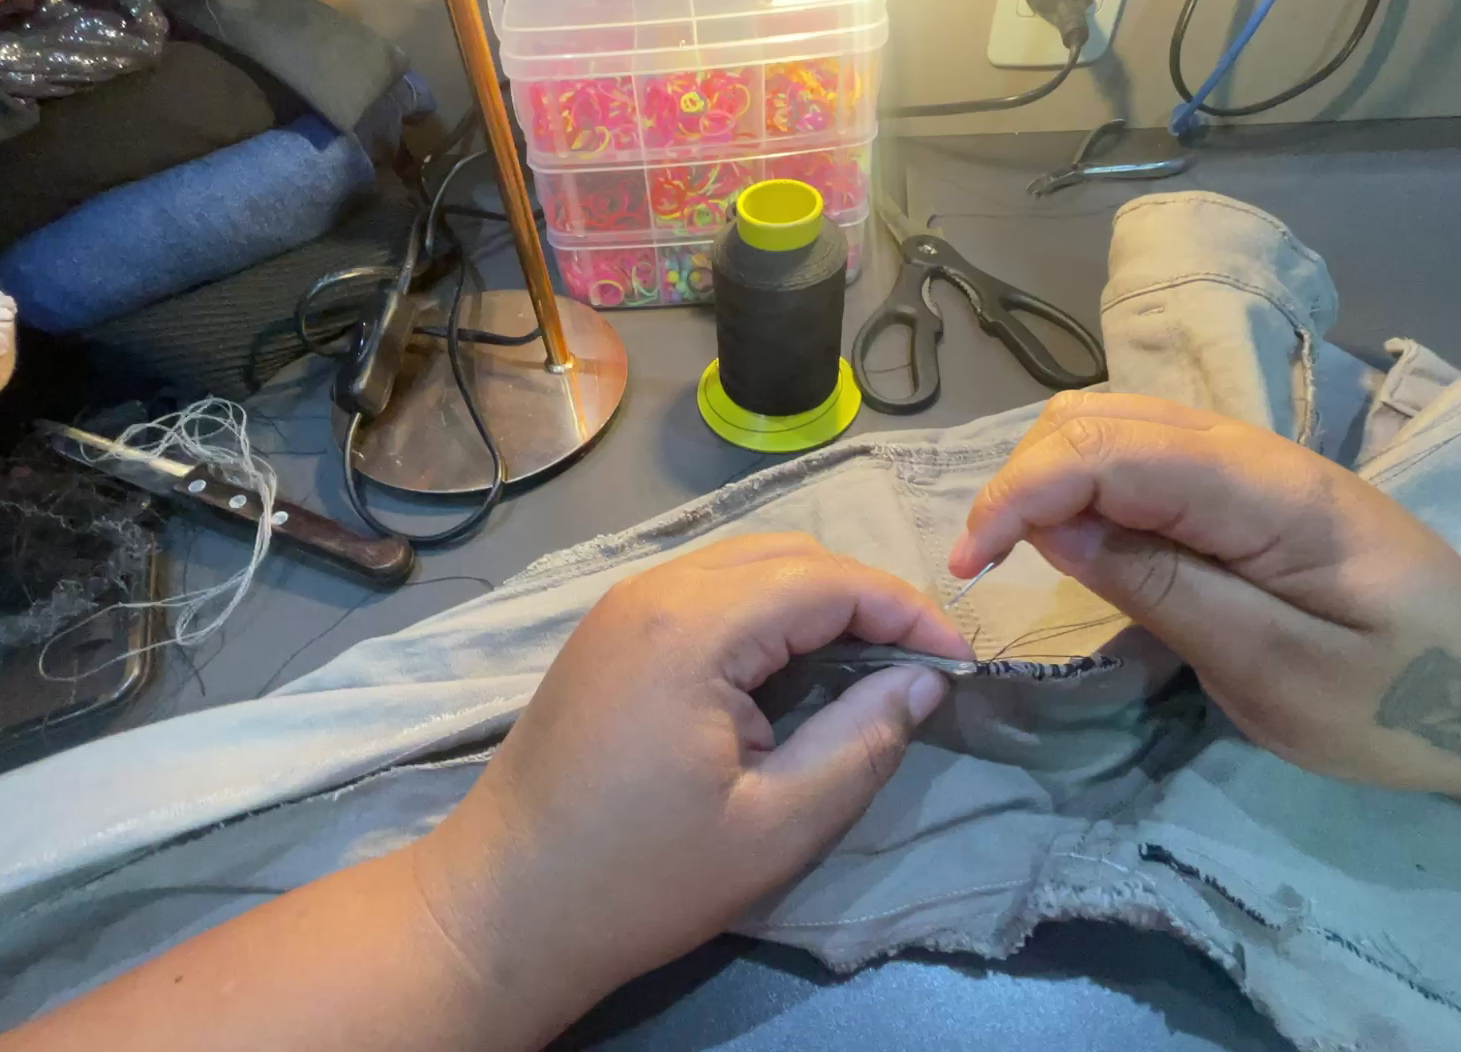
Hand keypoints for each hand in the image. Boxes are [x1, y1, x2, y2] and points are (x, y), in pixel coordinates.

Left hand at [413, 534, 971, 1034]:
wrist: (504, 903)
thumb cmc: (639, 876)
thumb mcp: (774, 826)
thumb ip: (861, 741)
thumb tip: (922, 681)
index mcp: (693, 624)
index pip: (827, 581)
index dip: (905, 610)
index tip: (956, 660)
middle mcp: (656, 587)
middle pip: (788, 556)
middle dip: (862, 598)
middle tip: (911, 662)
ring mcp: (625, 601)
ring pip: (747, 564)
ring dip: (813, 600)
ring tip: (859, 662)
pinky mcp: (612, 626)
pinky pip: (708, 588)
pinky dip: (763, 610)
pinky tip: (782, 663)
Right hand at [949, 392, 1460, 793]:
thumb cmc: (1406, 703)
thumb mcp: (1278, 672)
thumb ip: (1162, 587)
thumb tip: (1052, 529)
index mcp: (1270, 492)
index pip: (1109, 452)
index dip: (1019, 495)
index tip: (968, 566)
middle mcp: (1248, 449)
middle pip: (1091, 417)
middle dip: (1017, 482)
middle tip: (988, 563)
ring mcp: (1238, 457)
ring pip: (1099, 420)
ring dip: (1037, 476)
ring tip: (1017, 547)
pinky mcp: (1226, 480)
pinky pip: (1123, 448)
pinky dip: (1068, 478)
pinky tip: (1066, 529)